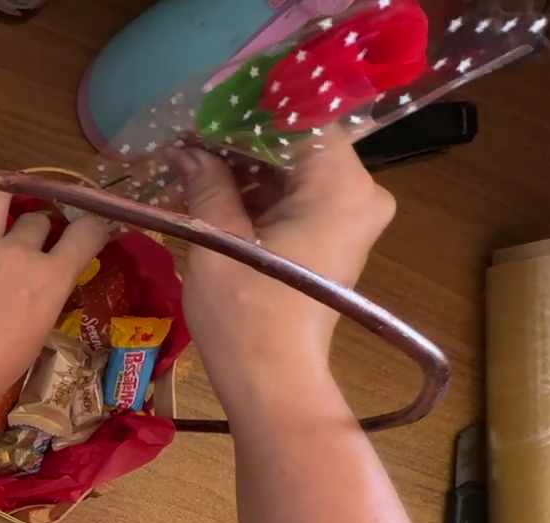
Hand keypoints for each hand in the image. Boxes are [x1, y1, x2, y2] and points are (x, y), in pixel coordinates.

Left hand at [0, 188, 111, 413]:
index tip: (88, 232)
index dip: (93, 227)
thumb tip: (45, 288)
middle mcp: (19, 253)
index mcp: (51, 278)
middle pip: (39, 218)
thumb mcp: (37, 338)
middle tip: (31, 241)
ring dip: (4, 196)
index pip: (89, 230)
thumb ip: (45, 301)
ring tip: (1, 205)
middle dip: (39, 226)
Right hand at [170, 138, 395, 419]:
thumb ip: (208, 190)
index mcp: (341, 187)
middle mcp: (362, 193)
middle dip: (244, 148)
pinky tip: (219, 205)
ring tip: (195, 179)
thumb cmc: (243, 314)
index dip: (250, 118)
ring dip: (248, 175)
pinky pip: (300, 202)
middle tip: (189, 153)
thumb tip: (187, 153)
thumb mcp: (216, 245)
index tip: (202, 125)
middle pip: (301, 149)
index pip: (302, 122)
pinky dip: (261, 200)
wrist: (270, 376)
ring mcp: (354, 218)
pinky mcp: (338, 240)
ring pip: (298, 176)